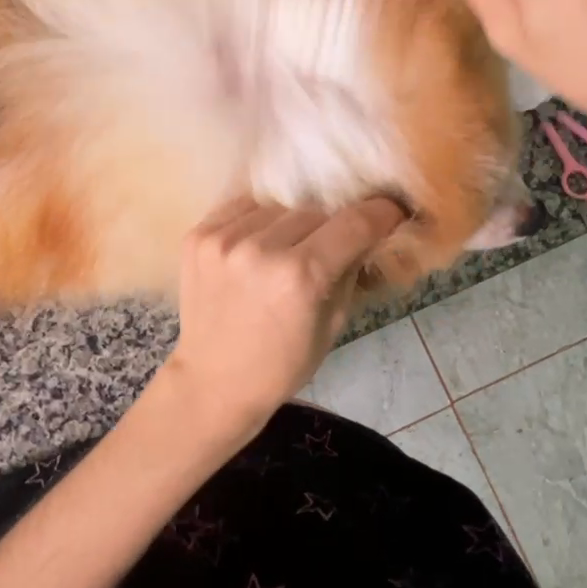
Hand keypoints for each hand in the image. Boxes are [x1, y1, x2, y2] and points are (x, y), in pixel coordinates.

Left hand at [163, 196, 405, 434]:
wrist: (213, 381)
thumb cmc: (281, 365)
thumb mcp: (333, 323)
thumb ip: (349, 270)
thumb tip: (368, 232)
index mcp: (300, 276)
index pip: (353, 223)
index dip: (379, 214)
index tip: (389, 212)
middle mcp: (260, 249)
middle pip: (313, 212)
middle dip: (329, 228)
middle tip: (327, 247)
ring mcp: (222, 239)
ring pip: (277, 207)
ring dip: (289, 223)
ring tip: (284, 250)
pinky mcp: (197, 235)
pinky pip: (240, 208)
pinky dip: (254, 221)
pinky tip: (254, 245)